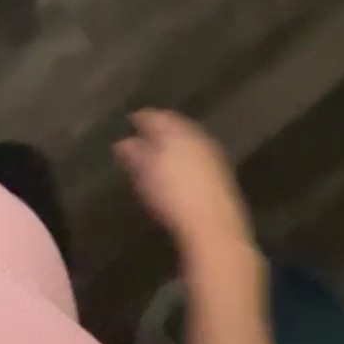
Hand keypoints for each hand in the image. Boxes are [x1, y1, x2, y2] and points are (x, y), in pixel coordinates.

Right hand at [115, 110, 253, 260]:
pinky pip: (197, 154)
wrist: (213, 226)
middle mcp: (195, 136)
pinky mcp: (220, 172)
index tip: (128, 121)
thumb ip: (132, 153)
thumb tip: (123, 142)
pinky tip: (177, 169)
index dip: (140, 118)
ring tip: (157, 154)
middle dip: (158, 130)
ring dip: (172, 143)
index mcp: (175, 131)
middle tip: (141, 137)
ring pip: (186, 140)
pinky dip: (184, 156)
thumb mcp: (143, 174)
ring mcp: (211, 153)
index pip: (154, 116)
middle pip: (173, 126)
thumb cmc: (172, 196)